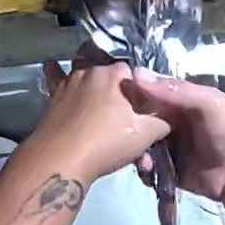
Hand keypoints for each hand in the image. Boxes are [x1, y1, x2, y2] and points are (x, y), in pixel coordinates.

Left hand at [29, 60, 171, 180]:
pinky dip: (57, 71)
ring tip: (101, 100)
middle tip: (126, 117)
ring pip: (88, 76)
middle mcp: (92, 70)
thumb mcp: (146, 135)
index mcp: (116, 74)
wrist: (60, 160)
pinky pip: (56, 76)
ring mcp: (70, 81)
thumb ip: (164, 121)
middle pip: (112, 77)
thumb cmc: (106, 144)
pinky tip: (53, 65)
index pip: (138, 75)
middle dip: (120, 92)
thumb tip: (172, 114)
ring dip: (95, 84)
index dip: (143, 92)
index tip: (144, 111)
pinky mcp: (53, 94)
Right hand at [127, 69, 224, 199]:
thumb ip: (174, 89)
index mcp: (183, 101)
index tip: (116, 100)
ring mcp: (172, 147)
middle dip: (133, 129)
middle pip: (144, 122)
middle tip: (126, 135)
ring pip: (144, 145)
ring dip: (138, 151)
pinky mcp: (171, 170)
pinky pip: (151, 168)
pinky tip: (146, 170)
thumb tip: (135, 74)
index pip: (152, 94)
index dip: (134, 96)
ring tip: (142, 159)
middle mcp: (175, 122)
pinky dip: (145, 169)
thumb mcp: (207, 101)